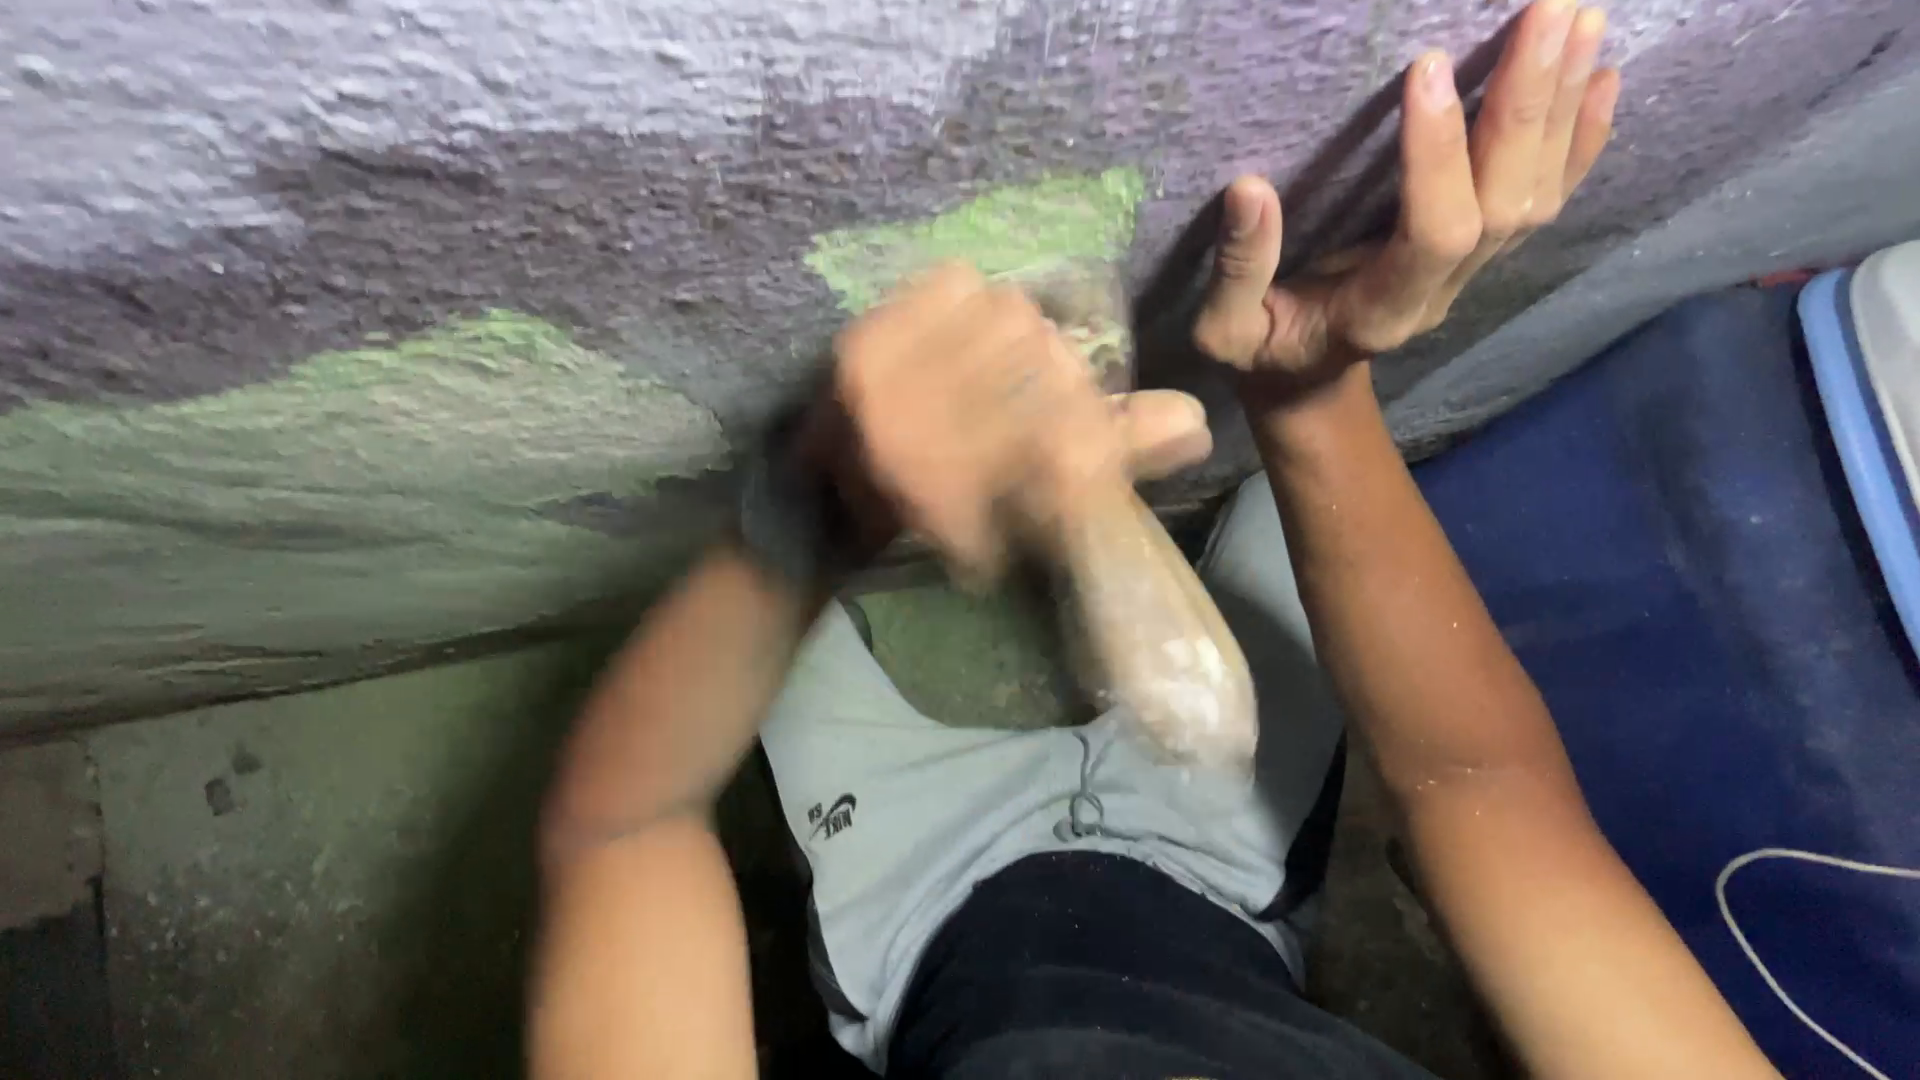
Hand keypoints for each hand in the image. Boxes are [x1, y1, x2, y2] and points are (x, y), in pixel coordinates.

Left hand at [831, 262, 1210, 579]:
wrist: (824, 499)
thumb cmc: (933, 520)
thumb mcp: (1020, 519)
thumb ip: (1105, 469)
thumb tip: (1194, 423)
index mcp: (958, 495)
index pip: (1073, 438)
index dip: (1103, 428)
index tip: (1093, 431)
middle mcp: (918, 434)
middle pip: (1051, 365)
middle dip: (1066, 380)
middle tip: (1045, 393)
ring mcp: (883, 381)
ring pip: (1012, 317)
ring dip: (1027, 338)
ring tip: (1005, 365)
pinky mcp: (862, 339)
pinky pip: (957, 284)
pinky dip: (976, 301)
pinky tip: (966, 336)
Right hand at [1192, 0, 1619, 389]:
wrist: (1303, 380)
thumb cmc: (1260, 354)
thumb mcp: (1223, 331)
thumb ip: (1236, 272)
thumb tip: (1248, 189)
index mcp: (1377, 315)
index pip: (1433, 234)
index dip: (1439, 156)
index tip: (1425, 70)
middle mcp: (1437, 297)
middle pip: (1506, 205)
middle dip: (1527, 109)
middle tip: (1546, 12)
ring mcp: (1466, 279)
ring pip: (1535, 198)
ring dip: (1560, 109)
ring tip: (1575, 20)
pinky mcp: (1474, 261)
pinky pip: (1544, 205)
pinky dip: (1580, 142)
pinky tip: (1602, 80)